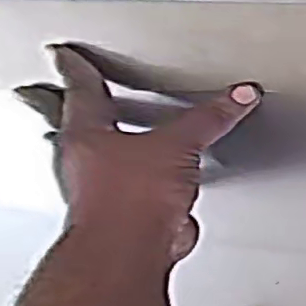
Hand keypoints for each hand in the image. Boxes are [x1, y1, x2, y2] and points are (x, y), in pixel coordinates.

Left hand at [41, 45, 261, 261]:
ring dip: (118, 146)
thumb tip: (238, 96)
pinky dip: (148, 177)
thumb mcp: (177, 146)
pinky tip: (163, 179)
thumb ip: (209, 119)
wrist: (130, 248)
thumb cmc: (128, 200)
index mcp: (86, 135)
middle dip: (86, 110)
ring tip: (128, 136)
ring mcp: (104, 186)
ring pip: (108, 157)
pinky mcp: (129, 210)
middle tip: (83, 94)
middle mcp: (87, 159)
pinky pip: (139, 185)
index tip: (67, 57)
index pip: (81, 92)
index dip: (77, 71)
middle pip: (84, 125)